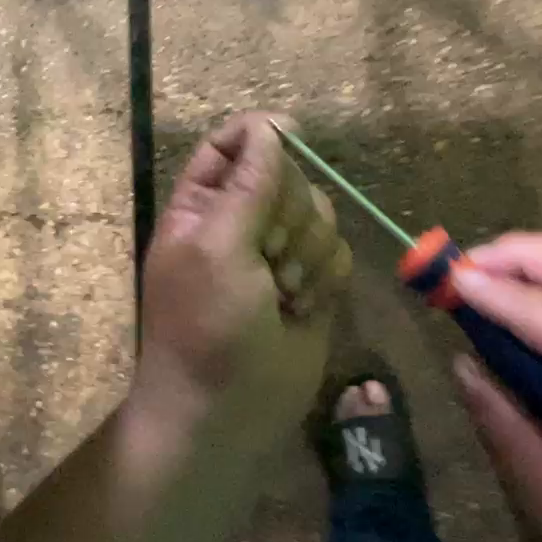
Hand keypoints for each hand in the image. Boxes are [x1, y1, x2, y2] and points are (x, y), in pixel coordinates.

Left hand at [130, 112, 352, 445]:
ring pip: (320, 212)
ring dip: (306, 251)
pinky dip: (325, 276)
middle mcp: (242, 218)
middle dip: (287, 211)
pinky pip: (338, 251)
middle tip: (268, 253)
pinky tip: (303, 306)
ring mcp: (279, 251)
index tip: (292, 133)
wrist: (226, 414)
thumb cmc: (205, 326)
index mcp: (203, 202)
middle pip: (287, 174)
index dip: (261, 133)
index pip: (232, 144)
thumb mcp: (217, 248)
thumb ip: (248, 185)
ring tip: (282, 292)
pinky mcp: (313, 282)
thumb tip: (270, 127)